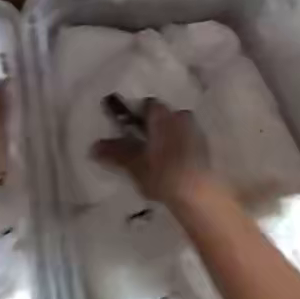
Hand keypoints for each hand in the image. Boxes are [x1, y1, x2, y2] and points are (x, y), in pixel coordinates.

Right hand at [93, 99, 210, 204]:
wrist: (198, 193)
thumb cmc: (162, 173)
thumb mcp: (134, 164)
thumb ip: (116, 152)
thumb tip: (94, 146)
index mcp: (162, 114)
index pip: (147, 105)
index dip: (137, 115)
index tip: (128, 129)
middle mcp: (180, 116)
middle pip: (163, 116)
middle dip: (153, 127)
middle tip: (140, 145)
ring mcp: (196, 131)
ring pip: (176, 128)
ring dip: (167, 138)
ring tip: (155, 158)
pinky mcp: (205, 147)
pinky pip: (186, 141)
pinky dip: (178, 148)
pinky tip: (171, 165)